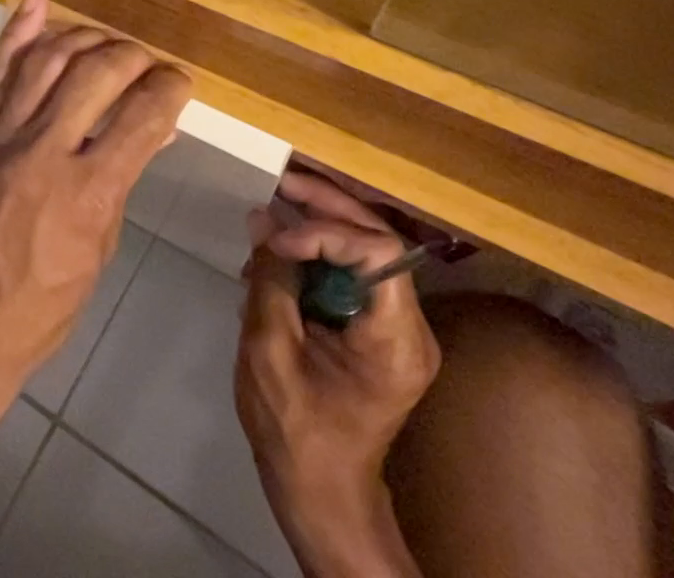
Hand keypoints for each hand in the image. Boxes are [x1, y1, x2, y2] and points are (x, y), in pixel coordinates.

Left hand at [0, 0, 191, 439]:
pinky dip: (16, 34)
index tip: (181, 83)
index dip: (171, 88)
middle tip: (149, 65)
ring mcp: (1, 136)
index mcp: (88, 190)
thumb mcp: (99, 250)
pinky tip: (38, 5)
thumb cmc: (42, 308)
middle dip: (134, 56)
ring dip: (85, 38)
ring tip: (109, 43)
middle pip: (98, 72)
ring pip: (47, 59)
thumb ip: (122, 183)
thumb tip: (152, 136)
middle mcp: (43, 150)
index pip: (144, 114)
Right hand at [235, 171, 438, 574]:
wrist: (319, 489)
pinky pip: (351, 278)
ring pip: (366, 254)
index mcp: (397, 340)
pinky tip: (277, 254)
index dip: (325, 232)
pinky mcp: (376, 333)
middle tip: (278, 184)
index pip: (379, 253)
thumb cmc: (294, 430)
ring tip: (271, 211)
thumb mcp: (269, 354)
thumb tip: (263, 220)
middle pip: (379, 242)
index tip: (275, 239)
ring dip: (320, 227)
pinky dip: (315, 258)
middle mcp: (411, 327)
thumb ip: (270, 282)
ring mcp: (396, 330)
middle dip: (327, 209)